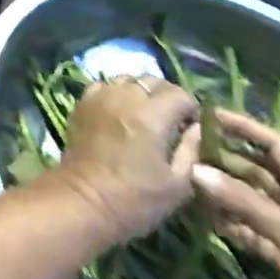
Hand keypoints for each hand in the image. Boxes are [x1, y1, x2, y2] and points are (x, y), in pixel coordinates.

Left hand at [54, 78, 201, 241]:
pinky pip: (103, 86)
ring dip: (140, 91)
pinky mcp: (81, 102)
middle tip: (172, 118)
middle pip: (151, 81)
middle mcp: (123, 97)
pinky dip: (116, 92)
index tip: (193, 124)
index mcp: (150, 116)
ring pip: (126, 79)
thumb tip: (198, 127)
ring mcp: (98, 96)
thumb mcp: (179, 183)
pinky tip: (121, 112)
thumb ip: (192, 149)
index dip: (190, 107)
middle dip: (167, 95)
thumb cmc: (137, 198)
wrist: (86, 199)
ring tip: (146, 113)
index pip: (178, 93)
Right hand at [191, 110, 279, 278]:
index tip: (208, 113)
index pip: (279, 147)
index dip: (245, 126)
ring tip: (191, 186)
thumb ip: (247, 204)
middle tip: (187, 151)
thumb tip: (195, 168)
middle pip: (263, 173)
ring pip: (255, 203)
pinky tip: (211, 221)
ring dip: (226, 195)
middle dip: (227, 161)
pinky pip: (257, 232)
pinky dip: (234, 225)